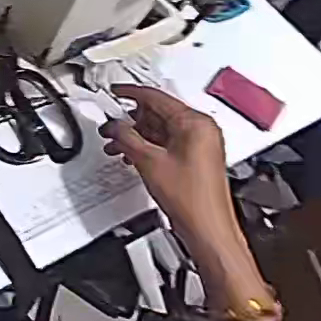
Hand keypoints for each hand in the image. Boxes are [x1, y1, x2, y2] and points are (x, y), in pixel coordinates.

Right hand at [99, 85, 269, 309]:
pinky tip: (132, 155)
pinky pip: (167, 142)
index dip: (131, 93)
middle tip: (112, 126)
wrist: (208, 231)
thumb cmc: (192, 200)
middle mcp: (201, 130)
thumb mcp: (148, 161)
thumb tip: (114, 126)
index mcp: (195, 123)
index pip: (156, 97)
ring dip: (137, 135)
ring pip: (161, 128)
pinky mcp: (196, 158)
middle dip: (131, 120)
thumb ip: (126, 137)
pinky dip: (148, 146)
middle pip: (158, 112)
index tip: (116, 90)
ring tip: (117, 144)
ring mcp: (200, 144)